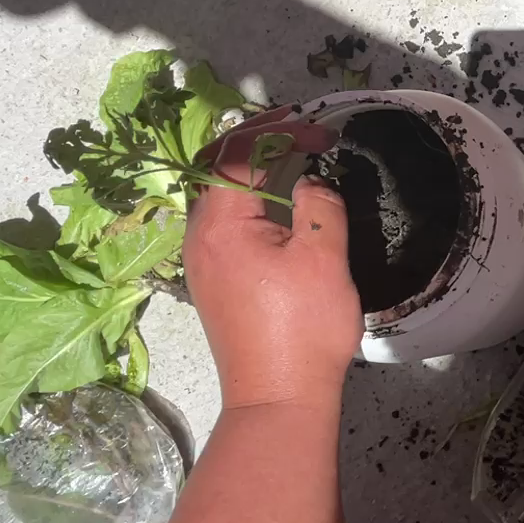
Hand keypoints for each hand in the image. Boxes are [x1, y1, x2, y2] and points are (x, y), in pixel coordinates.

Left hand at [183, 109, 361, 408]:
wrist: (278, 397)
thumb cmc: (303, 327)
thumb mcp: (323, 258)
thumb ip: (318, 206)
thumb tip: (309, 185)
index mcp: (220, 227)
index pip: (238, 156)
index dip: (279, 133)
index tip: (321, 132)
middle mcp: (200, 238)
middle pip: (216, 168)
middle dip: (256, 137)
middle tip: (298, 125)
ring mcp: (204, 261)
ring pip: (219, 194)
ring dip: (252, 165)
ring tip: (290, 150)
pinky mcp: (217, 279)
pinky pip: (226, 219)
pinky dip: (250, 194)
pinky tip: (279, 198)